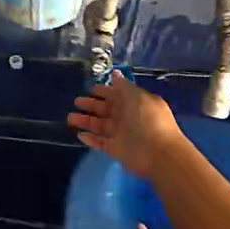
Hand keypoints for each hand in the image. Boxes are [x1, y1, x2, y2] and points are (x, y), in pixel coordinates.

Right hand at [68, 71, 184, 178]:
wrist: (159, 153)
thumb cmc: (148, 120)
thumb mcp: (137, 97)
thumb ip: (124, 86)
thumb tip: (115, 74)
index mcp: (135, 102)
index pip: (117, 95)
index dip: (104, 91)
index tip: (90, 88)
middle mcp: (128, 117)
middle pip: (107, 109)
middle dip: (92, 105)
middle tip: (76, 101)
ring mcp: (122, 134)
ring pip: (101, 126)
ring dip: (86, 121)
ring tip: (70, 118)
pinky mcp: (117, 150)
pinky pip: (101, 143)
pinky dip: (91, 139)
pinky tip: (80, 135)